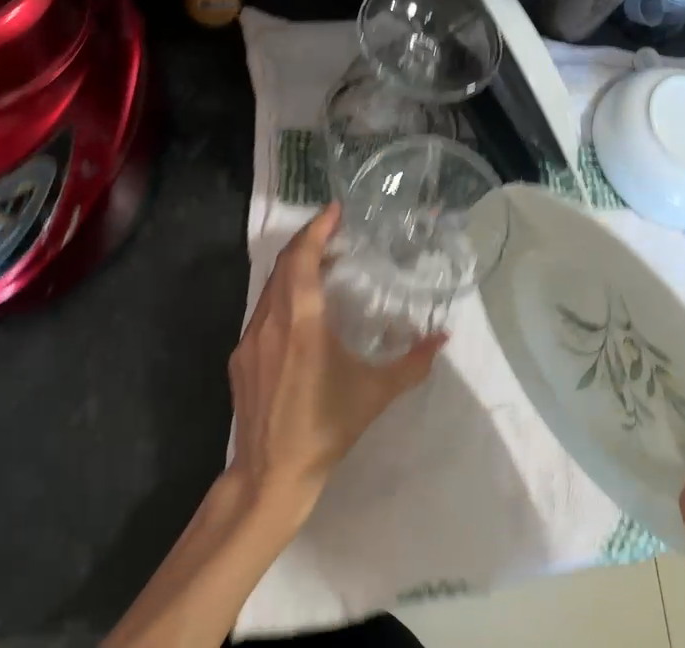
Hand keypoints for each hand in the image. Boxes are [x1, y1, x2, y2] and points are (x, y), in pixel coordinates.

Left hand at [225, 205, 445, 513]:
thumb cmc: (327, 428)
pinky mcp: (240, 359)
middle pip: (284, 265)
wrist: (271, 473)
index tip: (335, 211)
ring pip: (270, 288)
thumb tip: (444, 337)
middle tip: (336, 233)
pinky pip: (262, 312)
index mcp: (301, 322)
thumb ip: (414, 362)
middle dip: (308, 242)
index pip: (302, 258)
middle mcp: (271, 322)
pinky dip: (282, 296)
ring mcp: (250, 340)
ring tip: (323, 265)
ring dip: (294, 269)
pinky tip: (300, 313)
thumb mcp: (376, 393)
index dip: (317, 229)